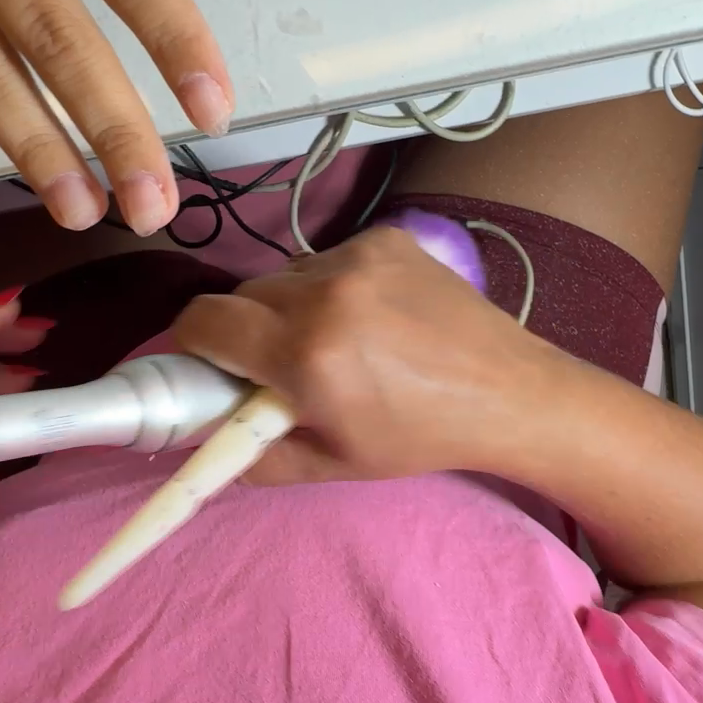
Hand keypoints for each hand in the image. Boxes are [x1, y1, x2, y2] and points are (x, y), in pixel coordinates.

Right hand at [171, 227, 570, 484]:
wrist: (508, 392)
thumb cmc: (419, 437)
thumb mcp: (332, 464)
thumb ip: (251, 456)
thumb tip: (202, 439)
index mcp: (305, 352)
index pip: (202, 321)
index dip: (194, 344)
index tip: (212, 365)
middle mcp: (325, 291)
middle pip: (242, 295)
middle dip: (248, 331)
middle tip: (284, 365)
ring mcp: (359, 256)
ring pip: (284, 275)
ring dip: (289, 307)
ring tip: (337, 341)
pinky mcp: (386, 238)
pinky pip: (327, 258)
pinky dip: (331, 287)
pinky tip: (371, 317)